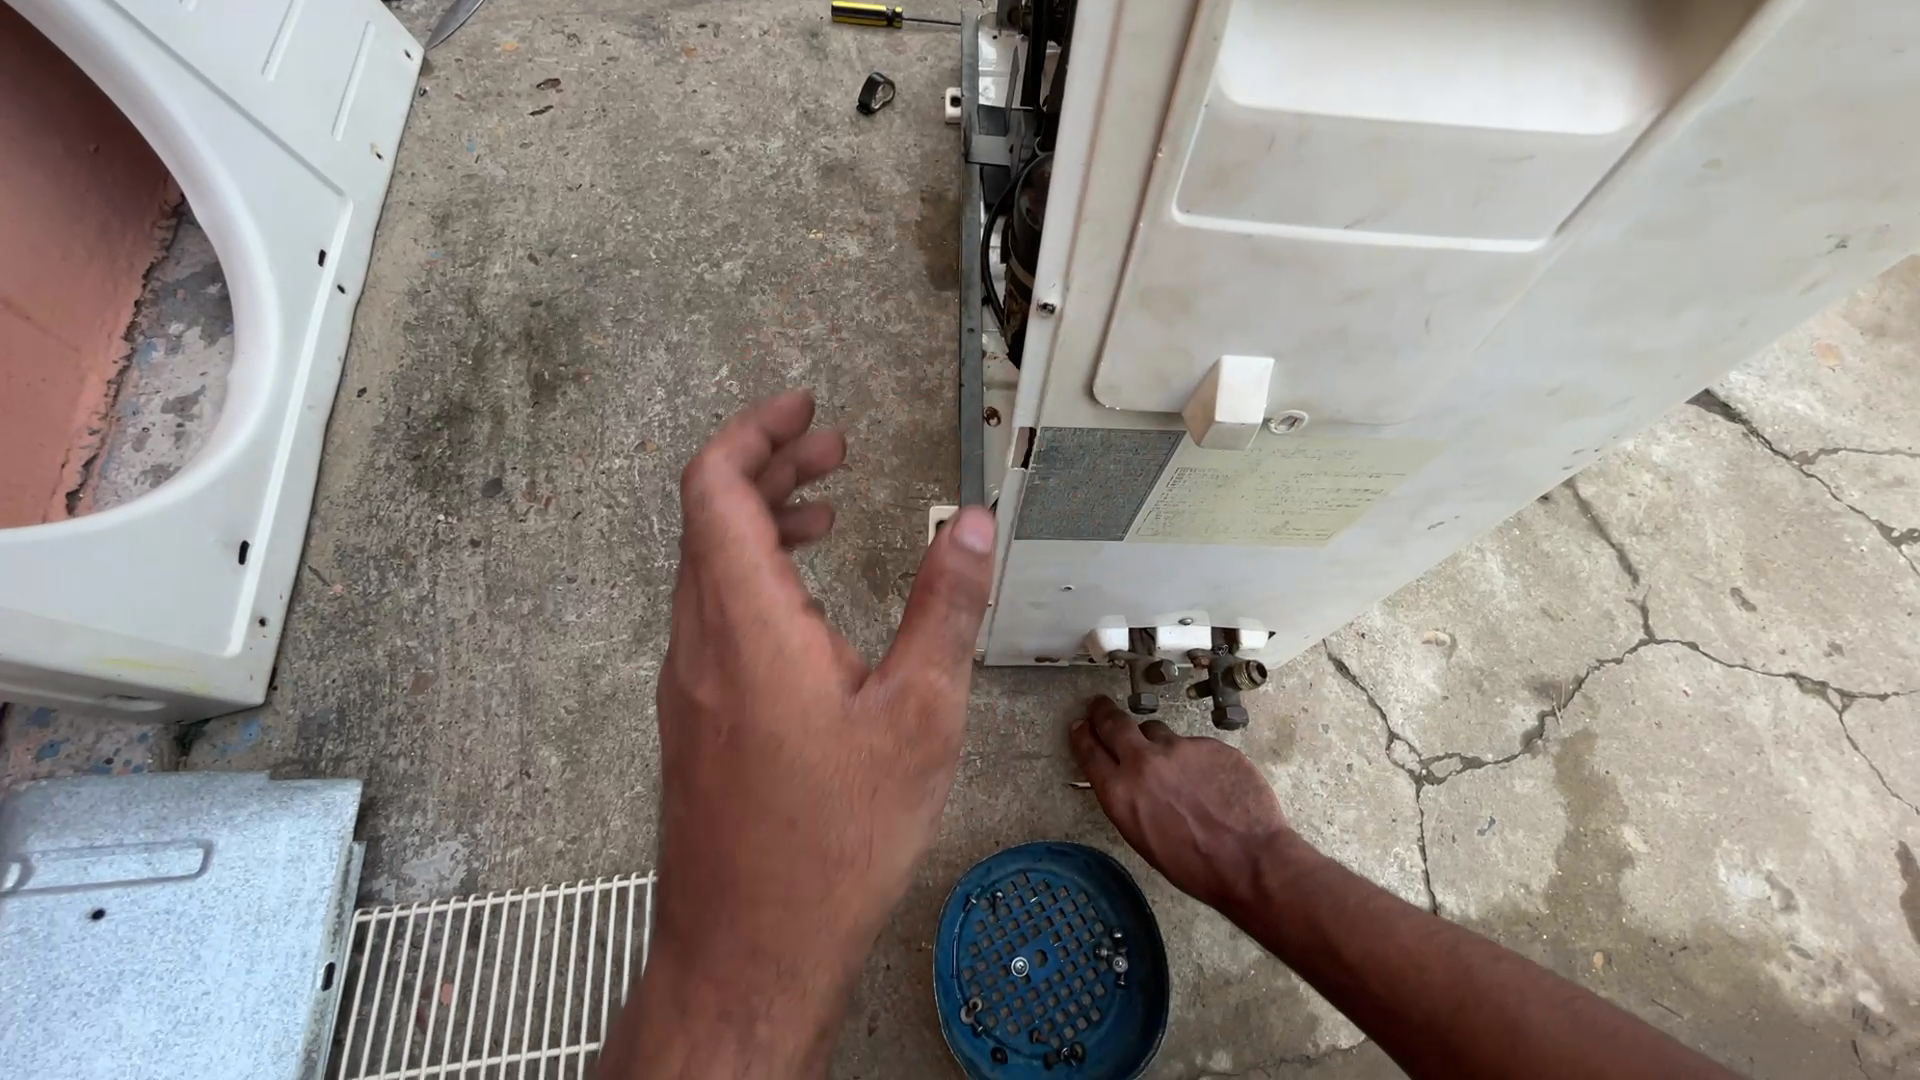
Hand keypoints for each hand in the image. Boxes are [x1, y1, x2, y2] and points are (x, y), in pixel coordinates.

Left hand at [605, 391, 996, 1076]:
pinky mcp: (699, 713)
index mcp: (747, 623)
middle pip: (714, 514)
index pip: (717, 486)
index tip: (804, 409)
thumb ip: (945, 608)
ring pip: (713, 563)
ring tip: (829, 509)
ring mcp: (692, 679)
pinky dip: (760, 575)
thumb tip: (971, 528)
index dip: (757, 432)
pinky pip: (717, 610)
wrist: (751, 949)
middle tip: (834, 449)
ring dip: (767, 521)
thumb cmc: (830, 843)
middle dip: (775, 466)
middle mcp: (701, 640)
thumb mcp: (919, 715)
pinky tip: (811, 600)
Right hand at [1069, 696, 1296, 910]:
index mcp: (1120, 792)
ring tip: (1172, 763)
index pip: (1089, 752)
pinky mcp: (1209, 744)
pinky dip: (1195, 758)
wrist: (1251, 860)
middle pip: (1114, 723)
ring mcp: (1178, 748)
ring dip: (1155, 741)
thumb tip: (1126, 782)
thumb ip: (1128, 800)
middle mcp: (1143, 762)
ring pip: (1156, 732)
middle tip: (1099, 705)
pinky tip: (1210, 781)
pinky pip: (1193, 745)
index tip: (1079, 727)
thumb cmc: (1195, 866)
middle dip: (1103, 712)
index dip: (1082, 736)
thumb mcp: (1142, 838)